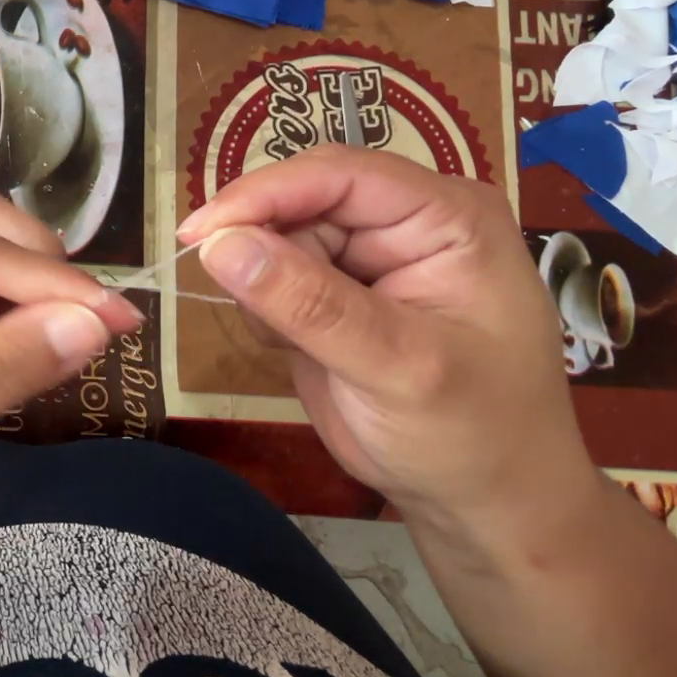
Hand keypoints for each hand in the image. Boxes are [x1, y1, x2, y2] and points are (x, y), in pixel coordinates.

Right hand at [178, 146, 602, 534]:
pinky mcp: (330, 289)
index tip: (196, 235)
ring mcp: (364, 255)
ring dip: (262, 288)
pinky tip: (295, 348)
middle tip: (259, 314)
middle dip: (263, 248)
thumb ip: (310, 304)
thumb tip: (218, 245)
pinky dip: (263, 309)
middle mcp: (402, 221)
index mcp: (443, 216)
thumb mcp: (397, 368)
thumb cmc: (470, 435)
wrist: (479, 502)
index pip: (337, 175)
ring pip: (273, 237)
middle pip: (297, 200)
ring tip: (296, 343)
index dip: (262, 194)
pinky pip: (267, 273)